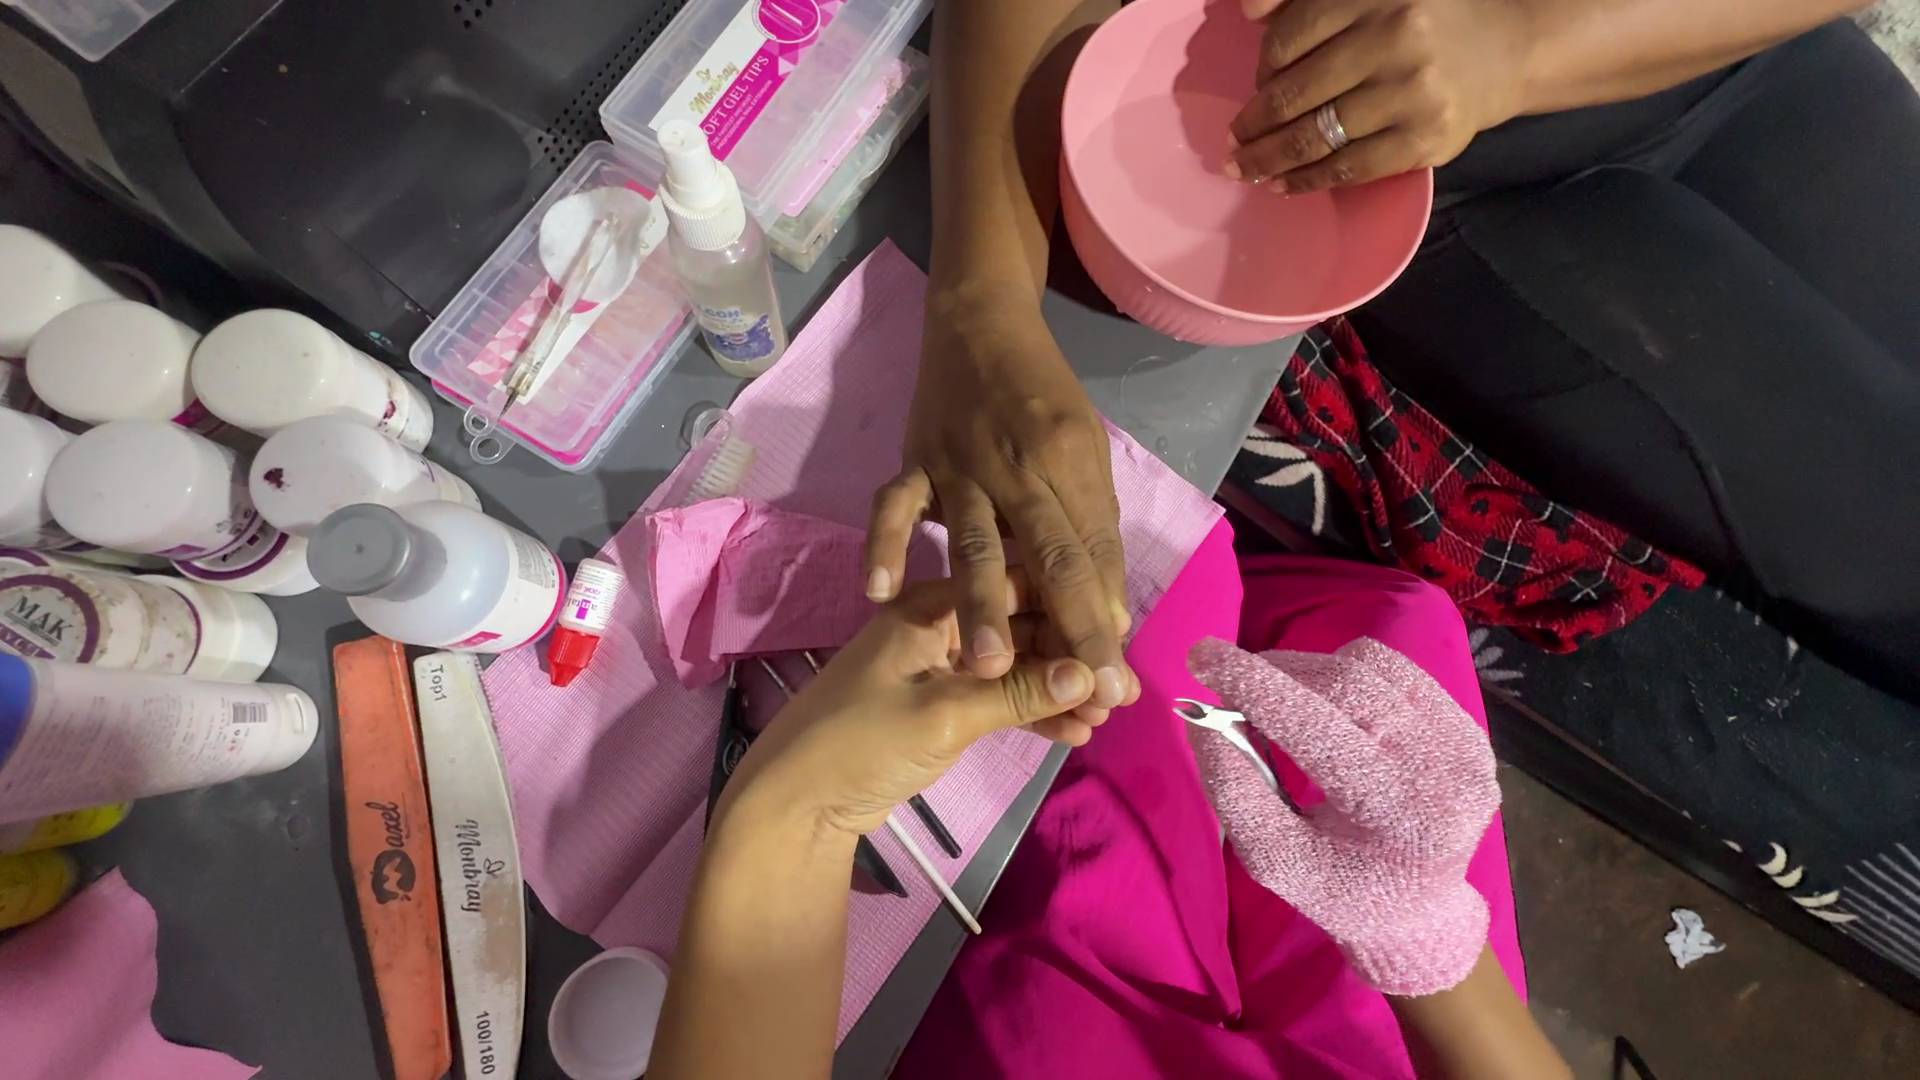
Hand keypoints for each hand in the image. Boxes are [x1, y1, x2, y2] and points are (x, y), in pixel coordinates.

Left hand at [727, 578, 1101, 837]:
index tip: (1115, 646)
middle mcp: (945, 625)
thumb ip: (1018, 693)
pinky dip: (1032, 714)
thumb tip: (1090, 674)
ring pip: (1015, 668)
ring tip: (1102, 720)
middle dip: (1071, 660)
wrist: (798, 801)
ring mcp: (945, 666)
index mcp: (935, 604)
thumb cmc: (863, 740)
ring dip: (1057, 691)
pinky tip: (1071, 733)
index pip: (1018, 589)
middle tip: (1119, 695)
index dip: (1069, 614)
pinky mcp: (945, 704)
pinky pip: (999, 699)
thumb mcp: (945, 714)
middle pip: (1022, 630)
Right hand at [866, 286, 1136, 711]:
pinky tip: (878, 592)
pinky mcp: (913, 460)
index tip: (1116, 684)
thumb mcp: (1085, 450)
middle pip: (1047, 556)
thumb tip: (1106, 608)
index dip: (1105, 619)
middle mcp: (1019, 467)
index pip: (1092, 554)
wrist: (981, 323)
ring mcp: (960, 464)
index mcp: (1070, 464)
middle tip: (1080, 696)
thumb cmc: (1042, 394)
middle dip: (1067, 627)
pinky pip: (893, 505)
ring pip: (973, 541)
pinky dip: (883, 544)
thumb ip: (1092, 525)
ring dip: (981, 602)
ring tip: (987, 668)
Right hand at [1188, 637, 1499, 996]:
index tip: (1200, 655)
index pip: (1315, 725)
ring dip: (1305, 671)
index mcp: (1399, 816)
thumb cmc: (1338, 889)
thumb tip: (1203, 720)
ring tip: (1281, 703)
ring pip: (1365, 665)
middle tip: (1231, 687)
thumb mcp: (1272, 859)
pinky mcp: (1469, 727)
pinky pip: (1390, 668)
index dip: (1252, 684)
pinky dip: (1343, 673)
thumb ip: (1232, 790)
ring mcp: (1466, 745)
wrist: (1420, 909)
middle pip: (1342, 682)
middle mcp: (1446, 773)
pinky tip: (1329, 706)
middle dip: (1273, 673)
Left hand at [1225, 0, 1531, 191]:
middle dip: (1251, 126)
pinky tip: (1280, 185)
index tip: (1258, 85)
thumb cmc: (1423, 19)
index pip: (1287, 41)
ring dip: (1266, 160)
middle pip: (1291, 96)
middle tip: (1233, 142)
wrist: (1507, 49)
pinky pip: (1345, 170)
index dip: (1262, 69)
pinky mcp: (1423, 138)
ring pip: (1311, 138)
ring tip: (1243, 169)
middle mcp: (1397, 36)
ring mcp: (1412, 91)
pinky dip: (1303, 181)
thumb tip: (1247, 10)